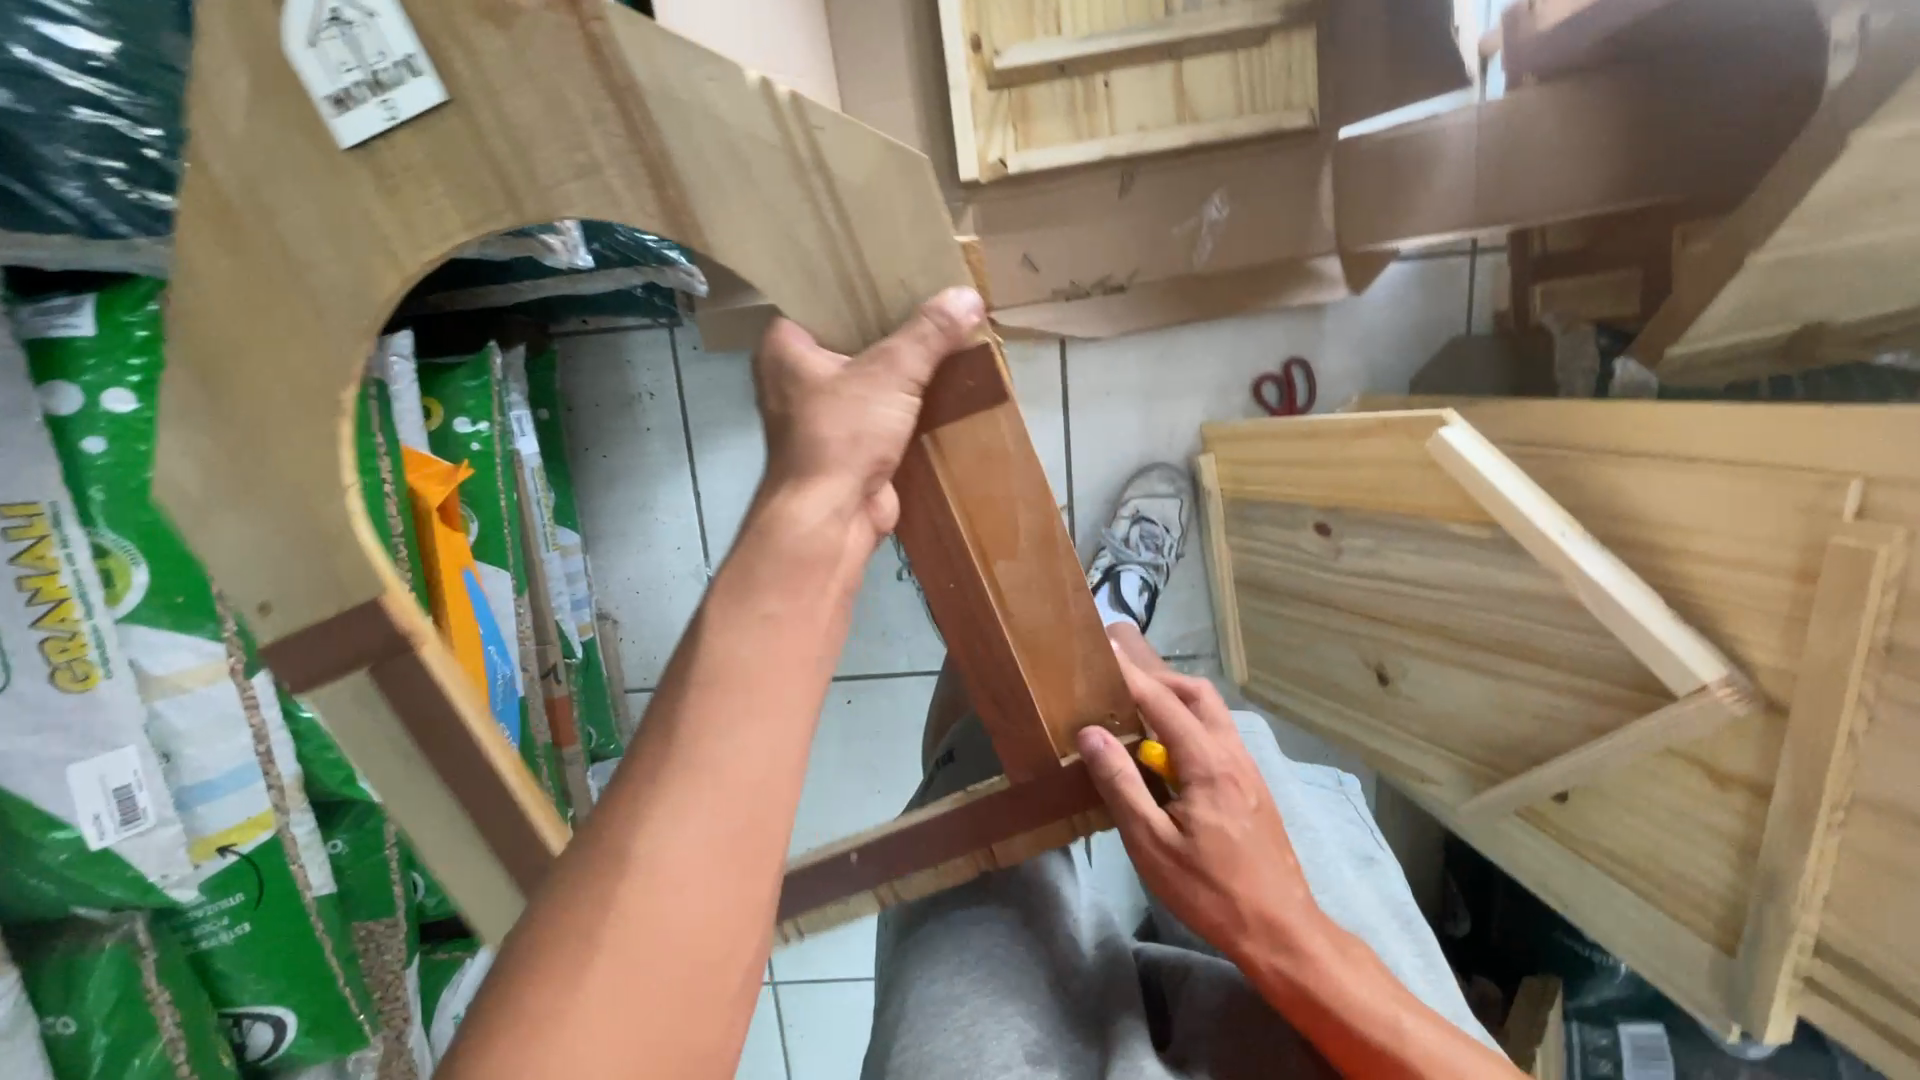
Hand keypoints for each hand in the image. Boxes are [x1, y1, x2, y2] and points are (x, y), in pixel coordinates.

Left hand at [750, 288, 986, 549]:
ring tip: (945, 329)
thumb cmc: (843, 434)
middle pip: (850, 336)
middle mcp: (795, 376)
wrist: (833, 517)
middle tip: (933, 291)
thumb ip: (928, 333)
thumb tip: (970, 295)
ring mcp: (821, 413)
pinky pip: (880, 408)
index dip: (858, 283)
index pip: (819, 297)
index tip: (898, 265)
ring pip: (868, 375)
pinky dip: (907, 400)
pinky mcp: (847, 443)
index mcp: (784, 346)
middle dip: (891, 323)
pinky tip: (942, 380)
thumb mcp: (890, 372)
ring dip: (903, 365)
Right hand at [1076, 655, 1321, 966]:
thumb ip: (1121, 783)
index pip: (1161, 701)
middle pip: (1197, 694)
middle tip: (1120, 683)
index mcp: (1207, 762)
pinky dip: (1189, 726)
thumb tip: (1090, 734)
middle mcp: (1233, 754)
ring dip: (1176, 702)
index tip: (1102, 650)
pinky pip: (1218, 738)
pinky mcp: (1252, 788)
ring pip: (1212, 715)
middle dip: (1158, 679)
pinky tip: (1168, 755)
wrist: (1280, 930)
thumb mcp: (1151, 843)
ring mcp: (1248, 770)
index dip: (1129, 674)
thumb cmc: (1209, 890)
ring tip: (1138, 715)